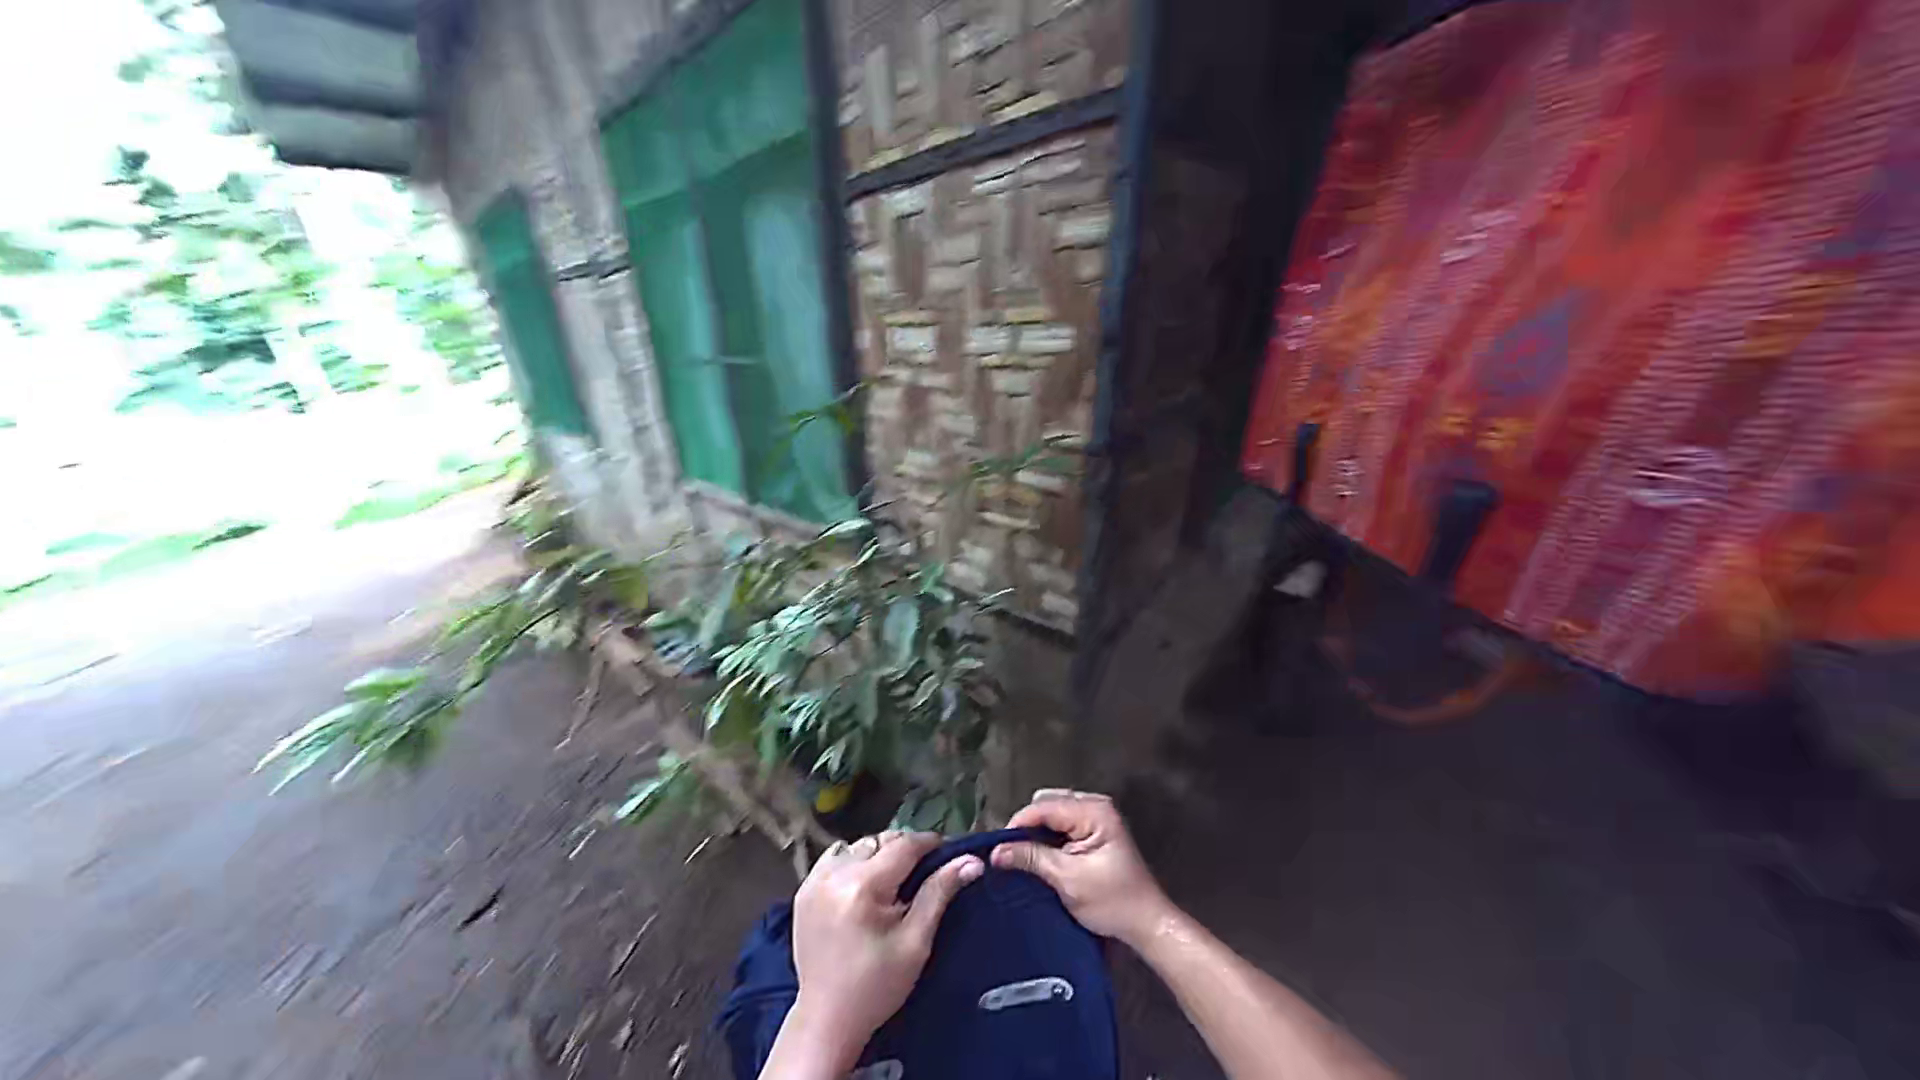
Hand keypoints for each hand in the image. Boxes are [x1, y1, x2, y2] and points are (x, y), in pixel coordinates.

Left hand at [788, 831, 983, 1058]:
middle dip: (904, 849)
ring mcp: (814, 880)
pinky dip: (852, 862)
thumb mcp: (916, 942)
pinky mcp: (803, 890)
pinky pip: (834, 858)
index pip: (904, 844)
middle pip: (880, 840)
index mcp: (863, 886)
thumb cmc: (877, 986)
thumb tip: (972, 860)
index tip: (949, 851)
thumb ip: (940, 892)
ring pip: (858, 845)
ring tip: (891, 882)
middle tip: (922, 874)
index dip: (930, 843)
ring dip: (878, 854)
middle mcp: (834, 874)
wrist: (826, 1020)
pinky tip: (862, 886)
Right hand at [992, 789, 1178, 948]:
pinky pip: (1062, 823)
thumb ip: (1031, 858)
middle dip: (1027, 826)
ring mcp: (1096, 815)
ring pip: (1053, 812)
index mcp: (1094, 811)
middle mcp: (1095, 805)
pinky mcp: (1094, 830)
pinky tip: (1039, 854)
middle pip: (1047, 804)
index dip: (1018, 824)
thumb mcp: (1067, 879)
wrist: (1146, 924)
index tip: (997, 847)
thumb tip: (996, 851)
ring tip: (1020, 853)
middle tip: (1009, 851)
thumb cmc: (1112, 902)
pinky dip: (1048, 836)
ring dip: (1037, 832)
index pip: (1044, 807)